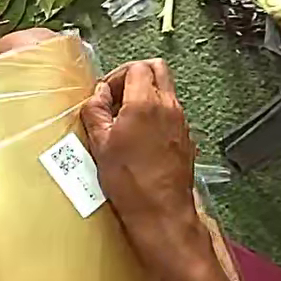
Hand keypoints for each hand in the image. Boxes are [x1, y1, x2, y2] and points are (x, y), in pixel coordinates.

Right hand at [80, 60, 212, 280]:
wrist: (161, 213)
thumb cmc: (130, 182)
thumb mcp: (100, 144)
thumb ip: (95, 111)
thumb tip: (97, 96)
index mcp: (145, 103)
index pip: (136, 67)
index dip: (116, 77)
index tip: (104, 96)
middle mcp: (168, 107)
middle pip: (157, 69)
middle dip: (134, 77)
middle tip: (116, 98)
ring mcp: (181, 122)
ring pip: (165, 90)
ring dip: (144, 96)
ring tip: (124, 121)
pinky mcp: (186, 138)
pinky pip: (170, 113)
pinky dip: (155, 114)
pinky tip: (138, 138)